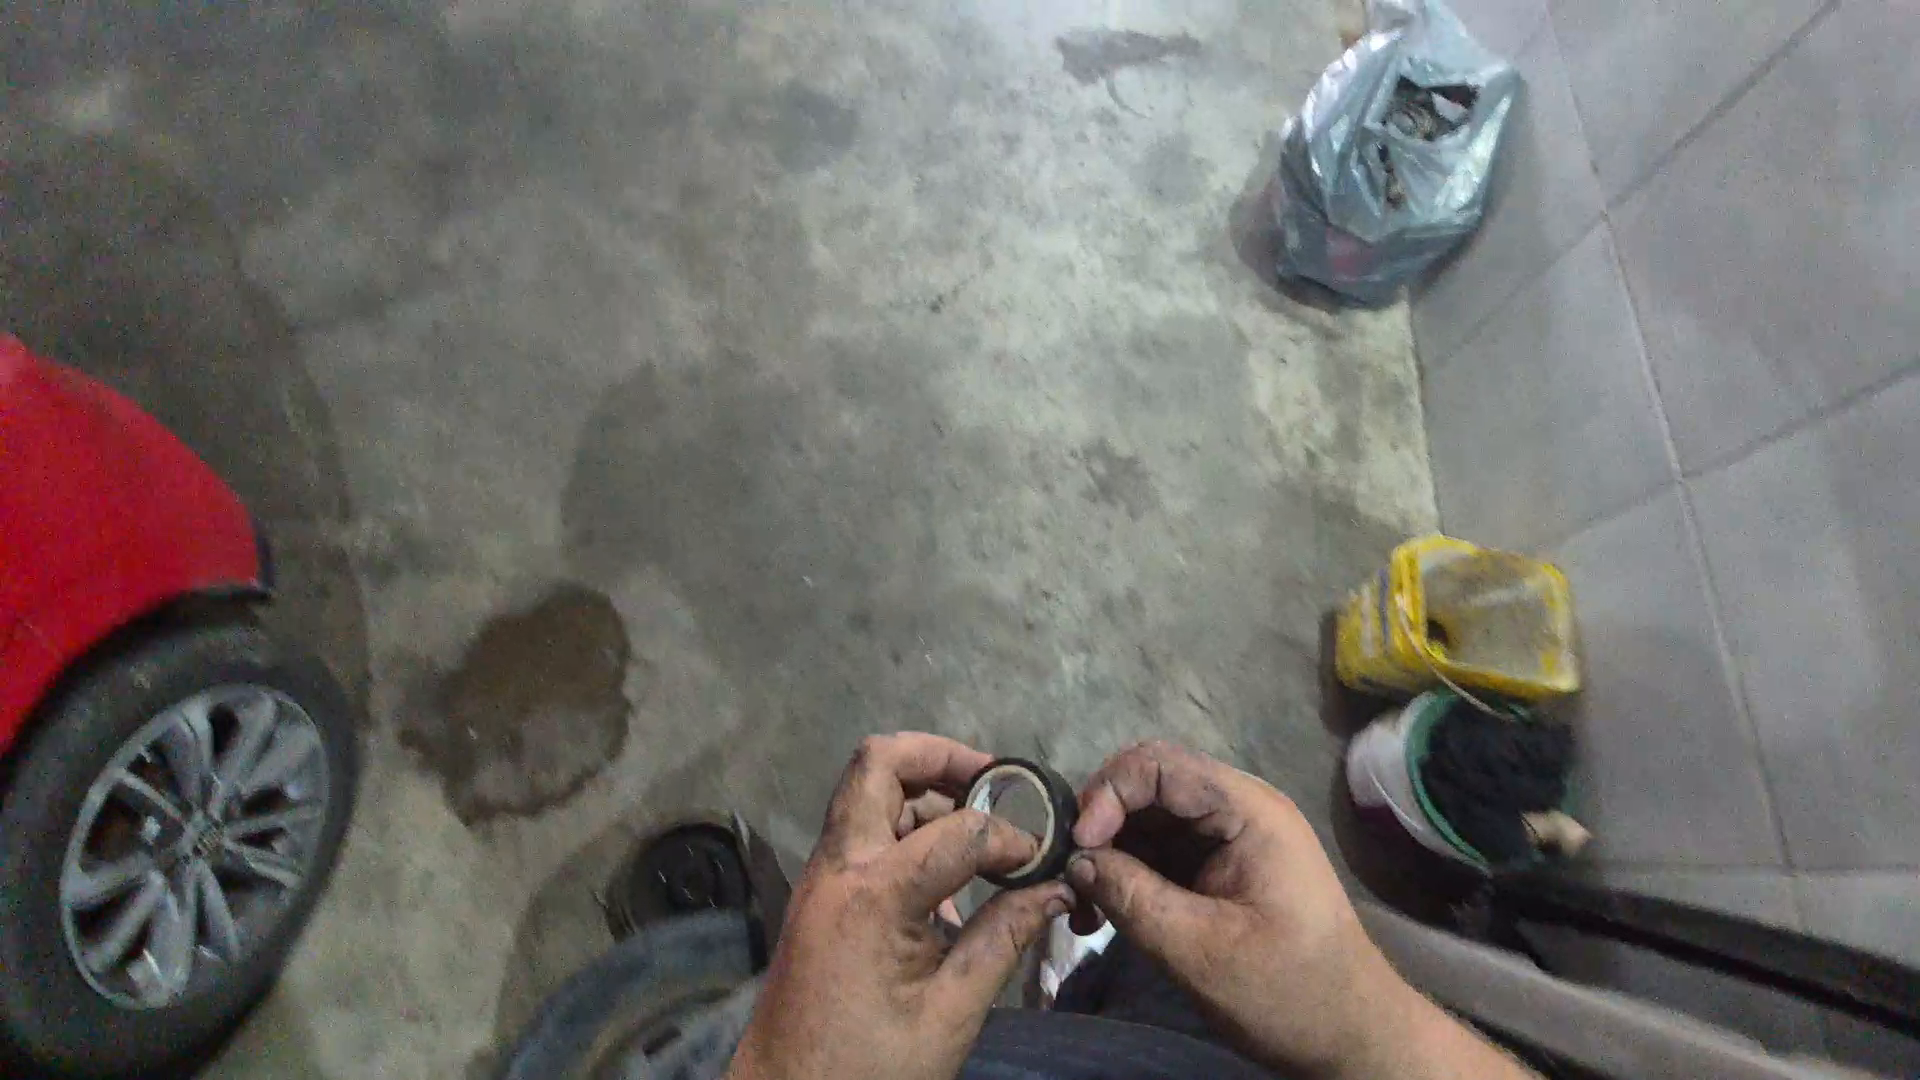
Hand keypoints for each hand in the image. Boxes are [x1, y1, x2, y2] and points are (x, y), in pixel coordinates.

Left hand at [727, 734, 1074, 1079]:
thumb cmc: (866, 1068)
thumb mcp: (949, 1014)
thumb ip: (1002, 939)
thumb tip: (1054, 888)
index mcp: (874, 894)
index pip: (956, 831)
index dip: (1008, 837)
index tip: (1037, 859)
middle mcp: (839, 862)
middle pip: (879, 760)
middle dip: (940, 756)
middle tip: (991, 782)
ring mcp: (822, 869)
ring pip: (867, 785)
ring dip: (922, 785)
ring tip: (974, 817)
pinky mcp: (821, 884)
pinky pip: (862, 824)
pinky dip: (904, 819)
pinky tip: (943, 862)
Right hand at [1068, 741, 1531, 1079]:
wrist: (1354, 1039)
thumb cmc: (1290, 994)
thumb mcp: (1202, 953)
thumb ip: (1134, 898)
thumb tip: (1076, 861)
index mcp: (1247, 810)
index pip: (1159, 765)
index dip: (1110, 793)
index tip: (1081, 844)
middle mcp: (1235, 806)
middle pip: (1149, 780)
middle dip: (1104, 817)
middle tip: (1075, 866)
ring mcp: (1226, 831)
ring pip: (1147, 812)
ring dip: (1109, 845)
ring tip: (1084, 894)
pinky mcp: (1215, 859)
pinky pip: (1157, 843)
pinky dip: (1125, 865)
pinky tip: (1104, 903)